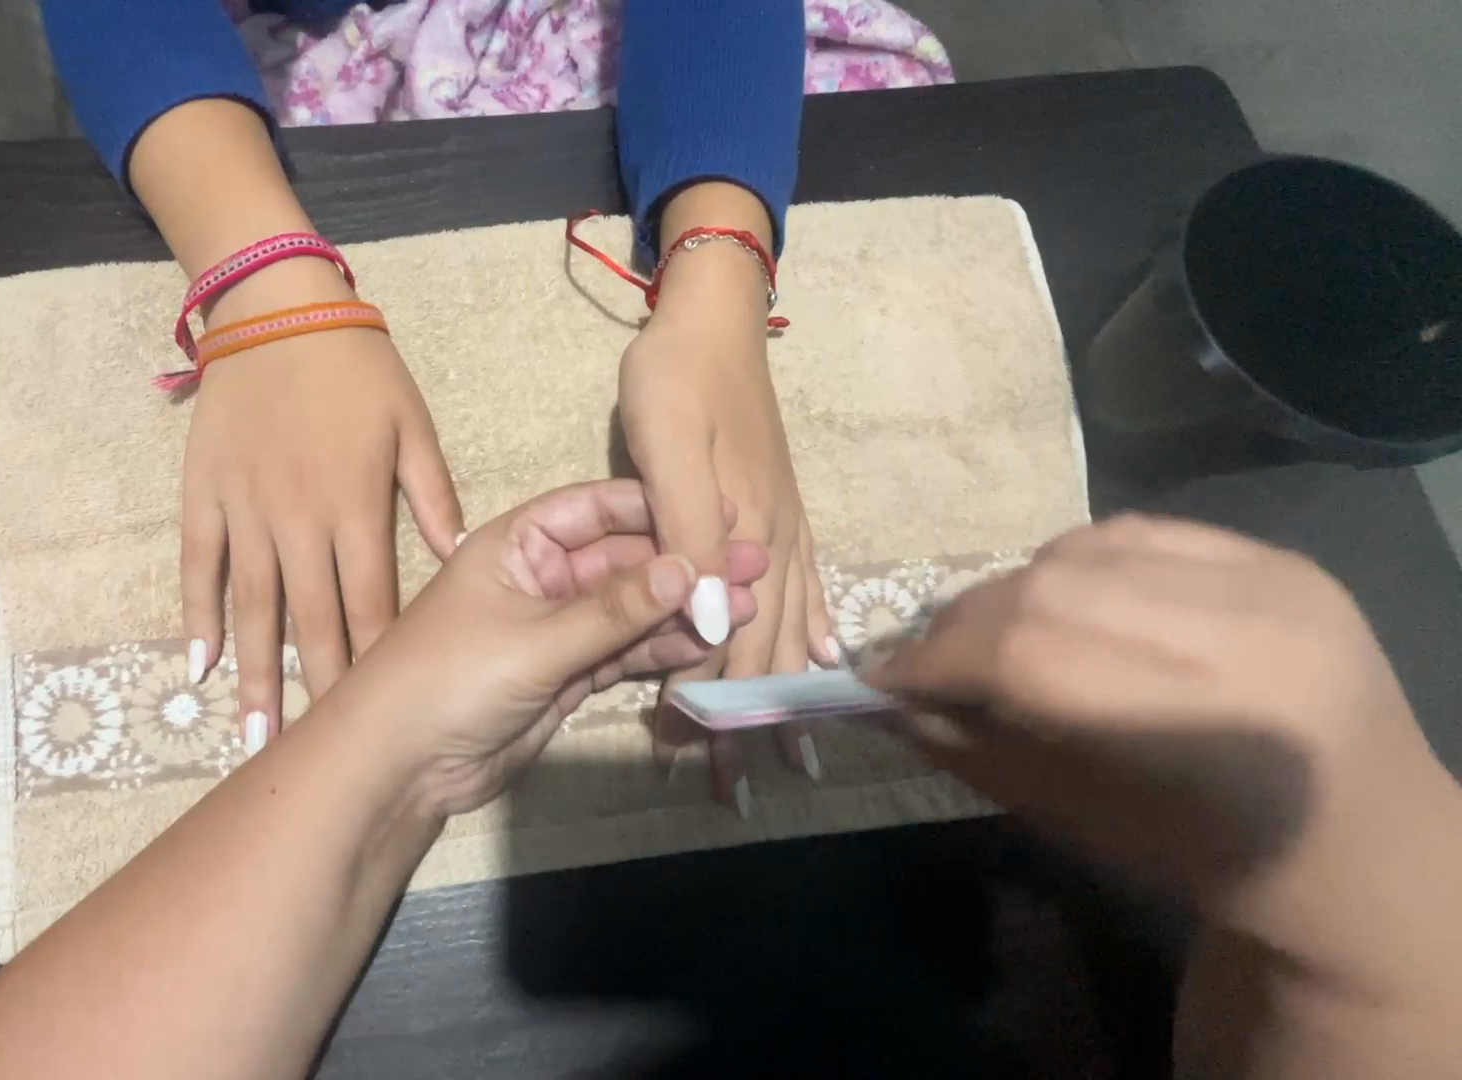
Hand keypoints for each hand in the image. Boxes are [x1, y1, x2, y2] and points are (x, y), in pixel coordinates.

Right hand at [182, 325, 461, 746]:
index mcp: (357, 508)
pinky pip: (199, 568)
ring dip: (257, 676)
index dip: (377, 663)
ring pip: (254, 609)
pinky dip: (198, 618)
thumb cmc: (356, 369)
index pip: (372, 604)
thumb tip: (457, 555)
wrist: (276, 311)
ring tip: (255, 737)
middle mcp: (299, 524)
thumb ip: (433, 495)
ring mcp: (245, 515)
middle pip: (313, 622)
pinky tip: (199, 667)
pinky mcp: (203, 499)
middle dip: (318, 690)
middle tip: (314, 756)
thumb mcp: (411, 425)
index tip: (382, 716)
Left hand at [336, 479, 771, 816]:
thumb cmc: (456, 675)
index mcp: (519, 542)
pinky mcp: (565, 673)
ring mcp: (555, 627)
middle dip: (681, 566)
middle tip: (750, 565)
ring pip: (628, 610)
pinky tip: (704, 643)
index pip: (596, 509)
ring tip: (744, 606)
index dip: (656, 509)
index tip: (716, 512)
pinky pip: (620, 652)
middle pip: (621, 562)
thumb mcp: (536, 636)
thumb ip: (614, 607)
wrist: (403, 762)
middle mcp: (541, 576)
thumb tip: (689, 566)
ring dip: (680, 611)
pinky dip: (658, 650)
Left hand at [618, 195, 834, 815]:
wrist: (712, 318)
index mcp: (734, 535)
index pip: (724, 641)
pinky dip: (806, 630)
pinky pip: (798, 585)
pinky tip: (821, 656)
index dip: (712, 703)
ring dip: (782, 690)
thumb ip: (691, 536)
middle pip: (759, 646)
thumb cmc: (672, 381)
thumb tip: (718, 626)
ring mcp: (778, 526)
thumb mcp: (666, 451)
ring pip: (781, 624)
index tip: (706, 766)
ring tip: (792, 750)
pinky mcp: (775, 512)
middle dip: (750, 718)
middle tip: (748, 788)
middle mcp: (768, 542)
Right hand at [865, 515, 1461, 993]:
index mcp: (1203, 727)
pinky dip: (1069, 563)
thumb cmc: (1204, 853)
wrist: (1366, 848)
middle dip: (961, 624)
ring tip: (1000, 634)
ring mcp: (1274, 585)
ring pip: (1075, 553)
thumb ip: (961, 742)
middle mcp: (1249, 636)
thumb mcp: (1066, 816)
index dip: (934, 658)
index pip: (1023, 653)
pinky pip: (1128, 533)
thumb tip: (876, 694)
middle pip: (1042, 592)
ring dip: (1009, 592)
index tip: (881, 676)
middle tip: (930, 658)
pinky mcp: (1279, 560)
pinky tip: (1068, 602)